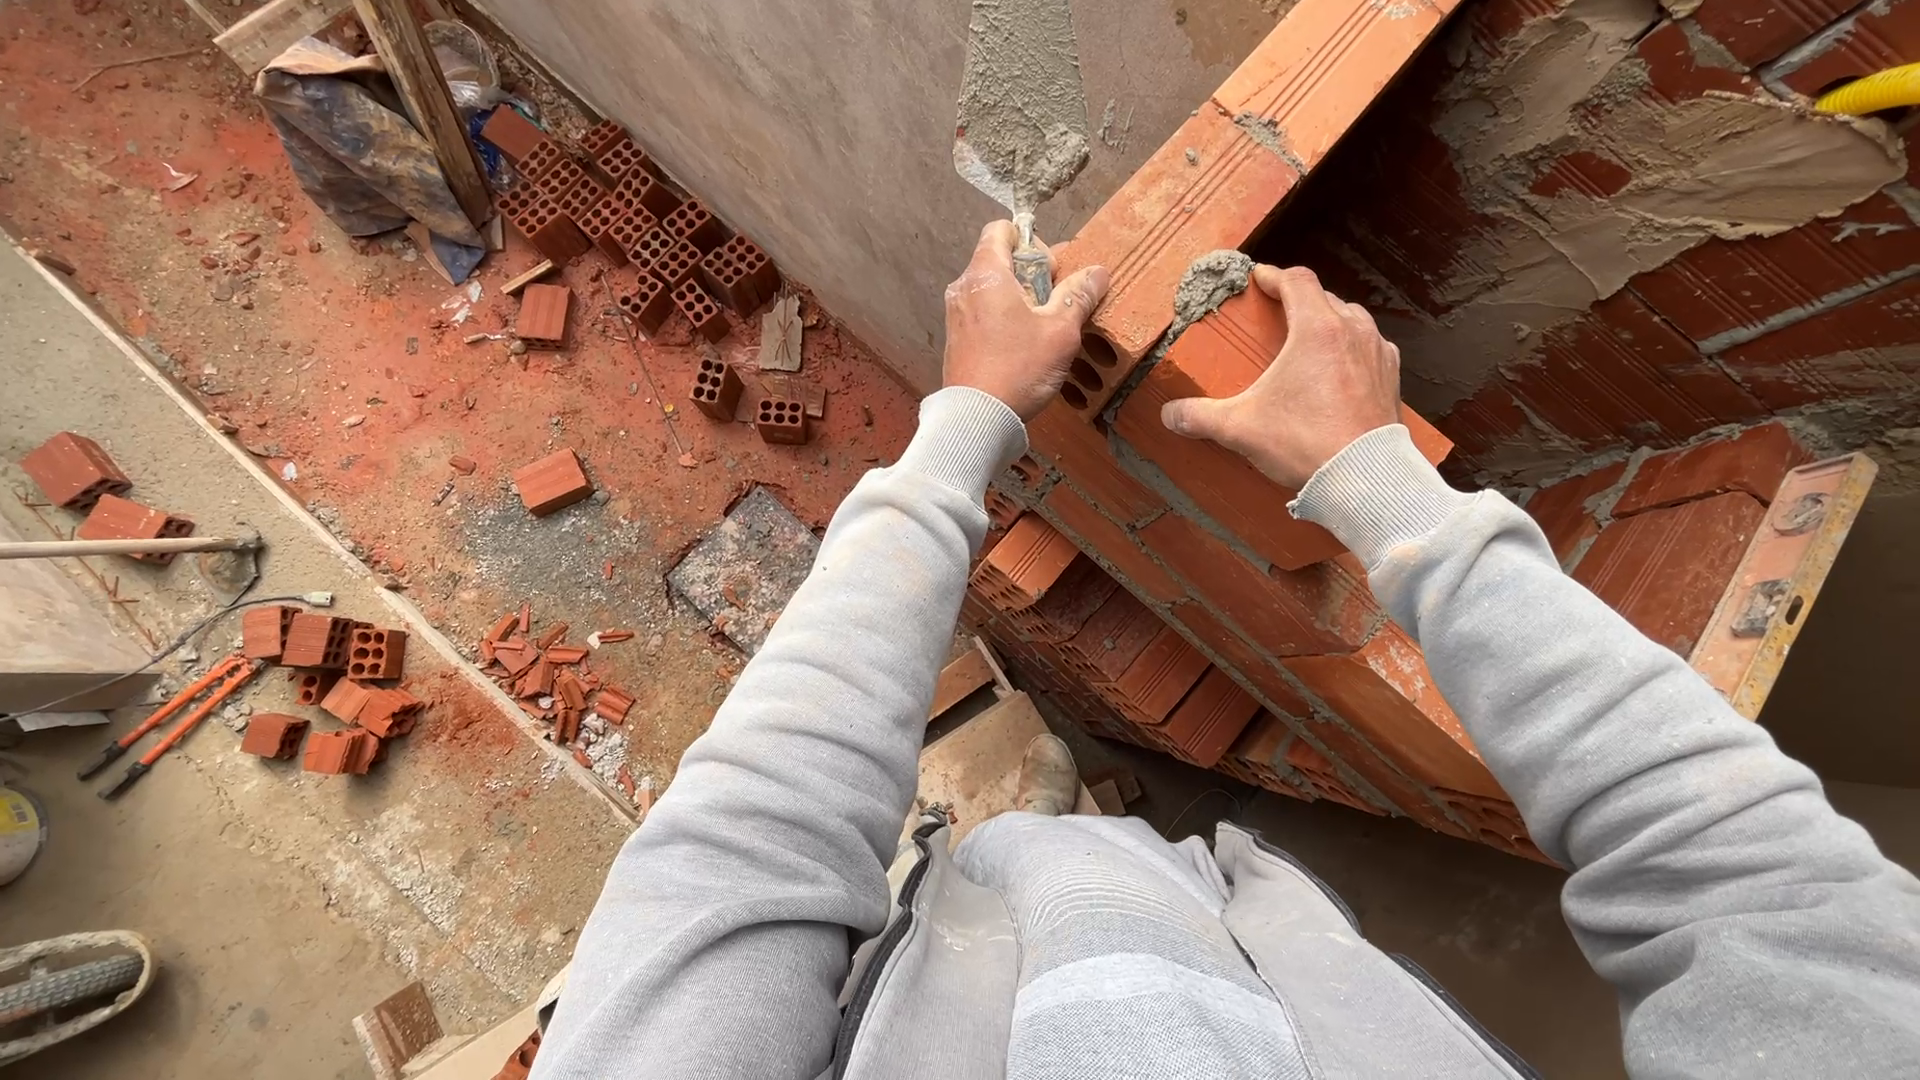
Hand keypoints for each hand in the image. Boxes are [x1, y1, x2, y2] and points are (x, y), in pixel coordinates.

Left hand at [943, 221, 1109, 420]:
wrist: (977, 420)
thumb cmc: (1018, 370)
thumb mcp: (1060, 331)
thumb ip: (1079, 296)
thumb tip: (1097, 272)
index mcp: (985, 273)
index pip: (1002, 230)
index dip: (1032, 243)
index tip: (1051, 273)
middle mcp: (964, 288)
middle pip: (1001, 262)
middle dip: (1032, 277)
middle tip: (1056, 306)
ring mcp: (957, 316)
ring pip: (994, 293)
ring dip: (1021, 303)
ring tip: (1044, 332)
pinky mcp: (957, 341)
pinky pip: (984, 317)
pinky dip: (1005, 323)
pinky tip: (1024, 350)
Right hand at [1159, 265, 1400, 489]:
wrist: (1363, 477)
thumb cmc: (1304, 442)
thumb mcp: (1240, 428)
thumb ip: (1199, 416)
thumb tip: (1170, 414)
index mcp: (1317, 330)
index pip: (1297, 281)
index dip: (1274, 276)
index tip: (1259, 279)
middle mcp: (1353, 332)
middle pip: (1325, 299)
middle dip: (1299, 301)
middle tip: (1277, 315)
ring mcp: (1378, 354)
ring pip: (1352, 322)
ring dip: (1328, 324)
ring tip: (1306, 342)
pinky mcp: (1391, 379)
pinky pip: (1369, 350)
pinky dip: (1350, 351)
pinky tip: (1336, 372)